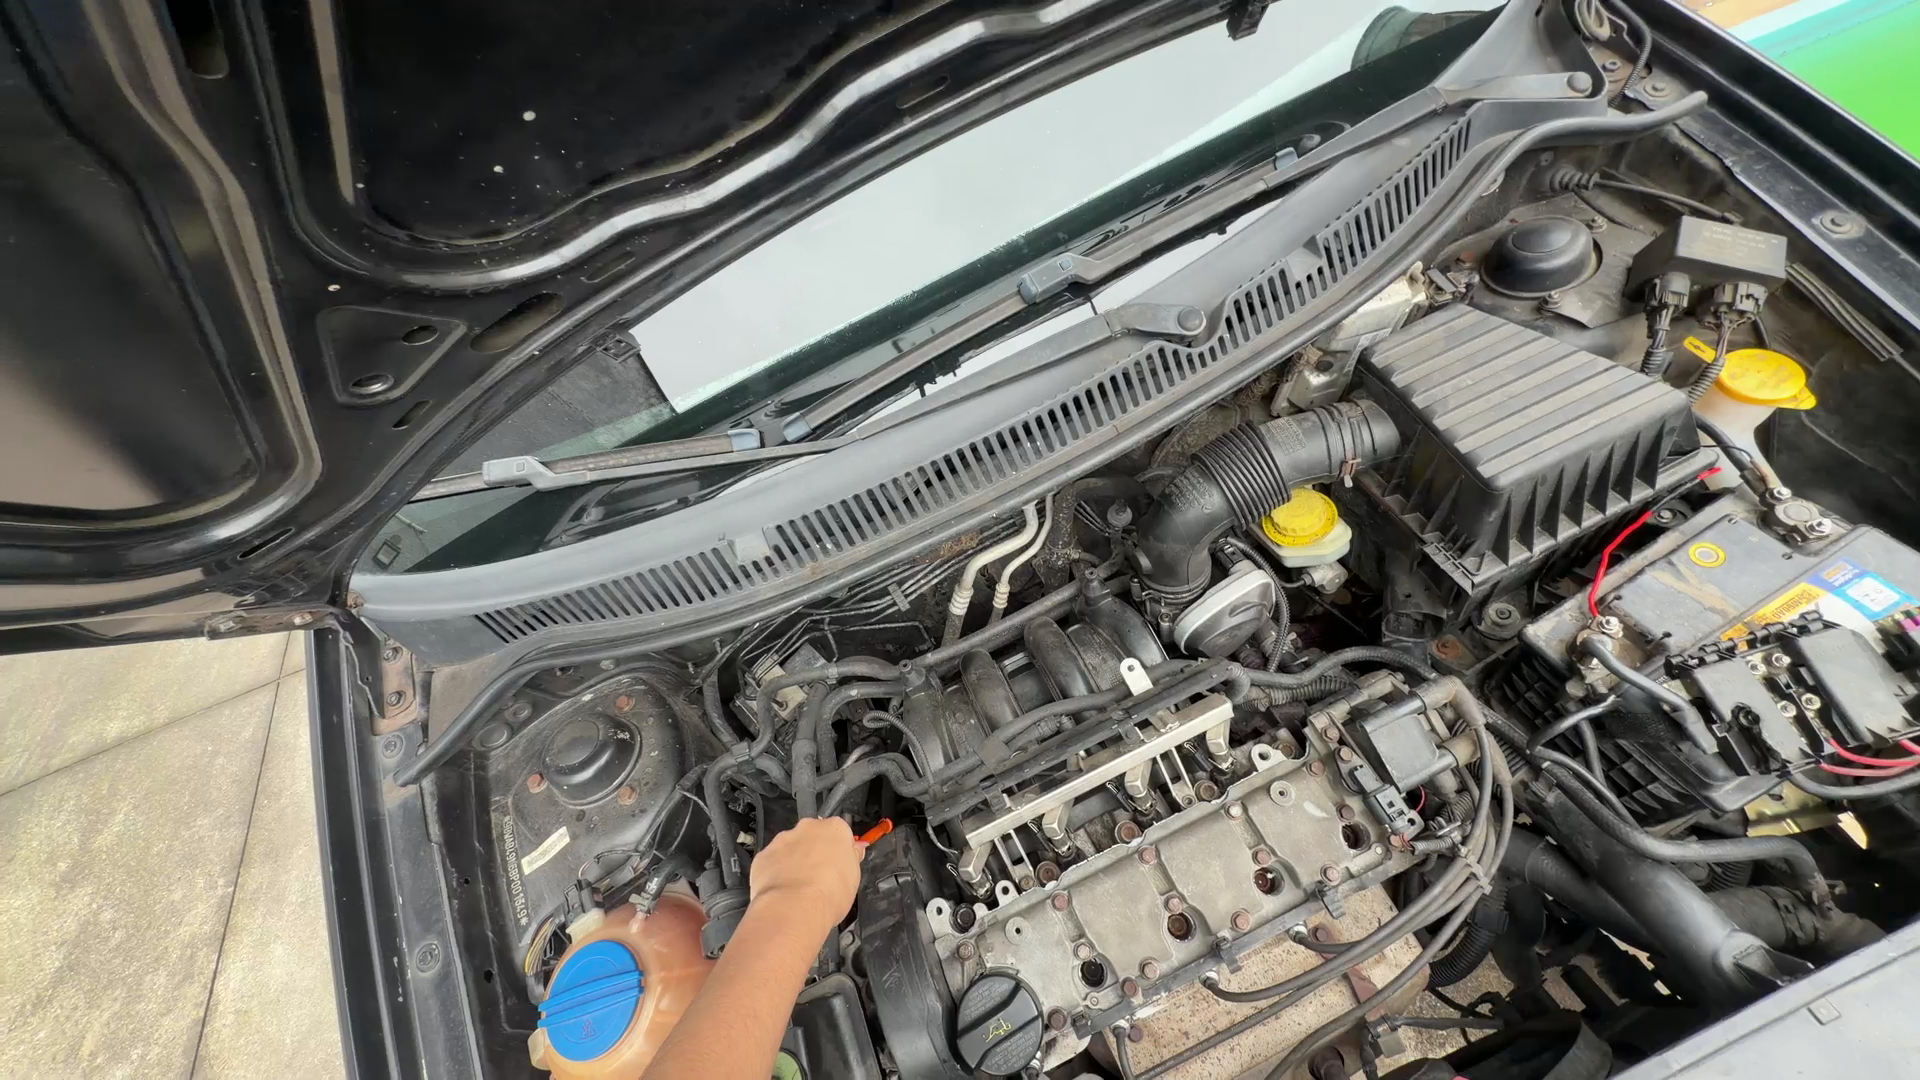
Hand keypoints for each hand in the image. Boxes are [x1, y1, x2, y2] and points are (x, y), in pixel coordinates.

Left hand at [749, 817, 866, 921]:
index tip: (839, 864)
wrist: (794, 908)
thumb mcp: (854, 877)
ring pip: (791, 847)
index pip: (840, 832)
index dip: (839, 850)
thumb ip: (852, 857)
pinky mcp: (764, 856)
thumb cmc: (828, 893)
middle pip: (813, 836)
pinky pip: (772, 862)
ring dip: (794, 862)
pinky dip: (776, 873)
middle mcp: (808, 828)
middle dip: (815, 852)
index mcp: (835, 828)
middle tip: (820, 877)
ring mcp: (784, 840)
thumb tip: (855, 851)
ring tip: (799, 889)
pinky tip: (783, 892)